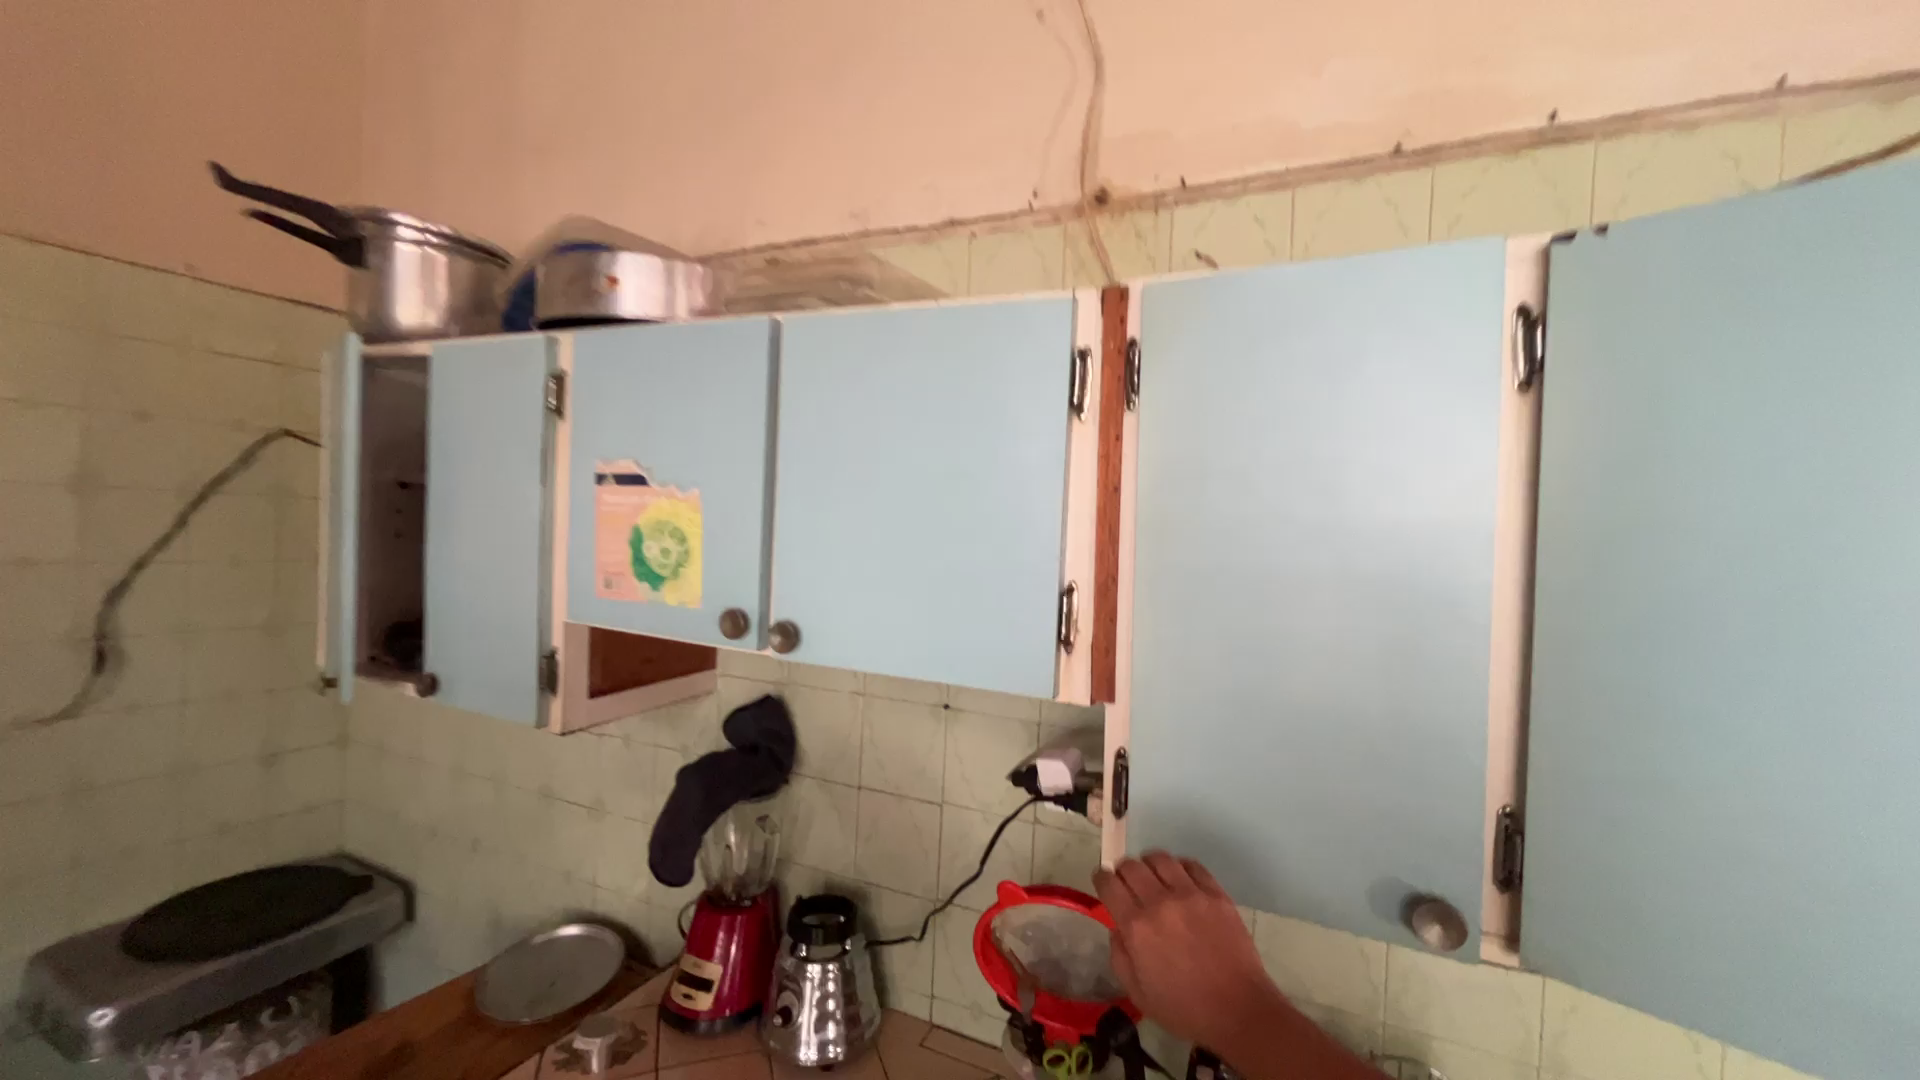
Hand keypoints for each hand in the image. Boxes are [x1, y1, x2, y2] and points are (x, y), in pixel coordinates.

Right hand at [1093, 852, 1286, 1051]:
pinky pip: (1192, 865)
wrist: (1238, 1010)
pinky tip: (1181, 880)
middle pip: (1132, 866)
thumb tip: (1117, 928)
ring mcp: (1191, 895)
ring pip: (1160, 858)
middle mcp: (1160, 902)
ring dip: (1150, 864)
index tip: (1102, 880)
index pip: (1109, 884)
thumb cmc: (1185, 1008)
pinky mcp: (1216, 894)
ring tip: (1154, 876)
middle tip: (1127, 881)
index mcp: (1137, 927)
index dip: (1101, 878)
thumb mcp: (1138, 993)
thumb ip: (1119, 956)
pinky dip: (1180, 867)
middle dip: (1123, 870)